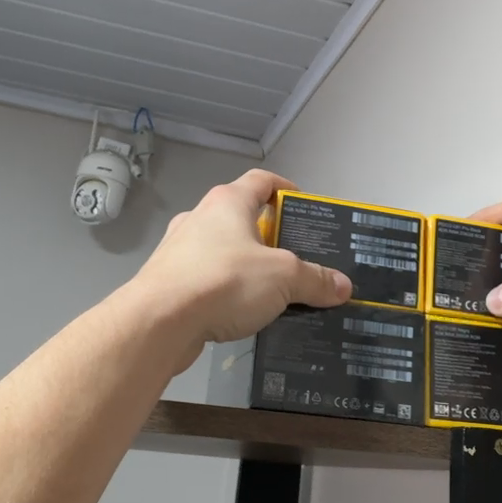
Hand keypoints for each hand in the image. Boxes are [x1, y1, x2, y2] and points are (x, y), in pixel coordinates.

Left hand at [131, 170, 351, 358]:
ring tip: (273, 290)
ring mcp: (179, 249)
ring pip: (222, 250)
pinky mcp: (167, 280)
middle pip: (242, 217)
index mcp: (227, 202)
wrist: (158, 321)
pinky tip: (241, 313)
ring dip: (246, 265)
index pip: (262, 181)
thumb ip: (315, 279)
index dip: (285, 189)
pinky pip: (206, 278)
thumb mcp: (283, 278)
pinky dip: (225, 290)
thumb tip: (342, 285)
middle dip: (270, 237)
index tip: (303, 206)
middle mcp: (200, 217)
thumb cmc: (224, 282)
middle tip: (296, 259)